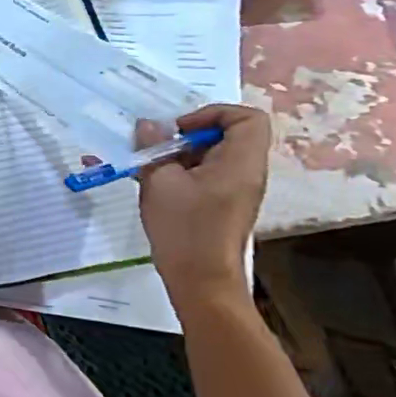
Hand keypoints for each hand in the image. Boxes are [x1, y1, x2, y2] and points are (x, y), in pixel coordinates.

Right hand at [135, 104, 270, 288]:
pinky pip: (208, 175)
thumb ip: (153, 148)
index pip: (246, 117)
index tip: (180, 130)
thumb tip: (148, 126)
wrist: (202, 283)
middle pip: (228, 134)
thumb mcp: (159, 182)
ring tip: (152, 167)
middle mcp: (246, 172)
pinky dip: (184, 173)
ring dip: (182, 155)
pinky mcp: (224, 206)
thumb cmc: (185, 228)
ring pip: (214, 155)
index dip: (213, 113)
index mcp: (241, 161)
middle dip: (190, 135)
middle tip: (161, 147)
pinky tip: (156, 185)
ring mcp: (237, 191)